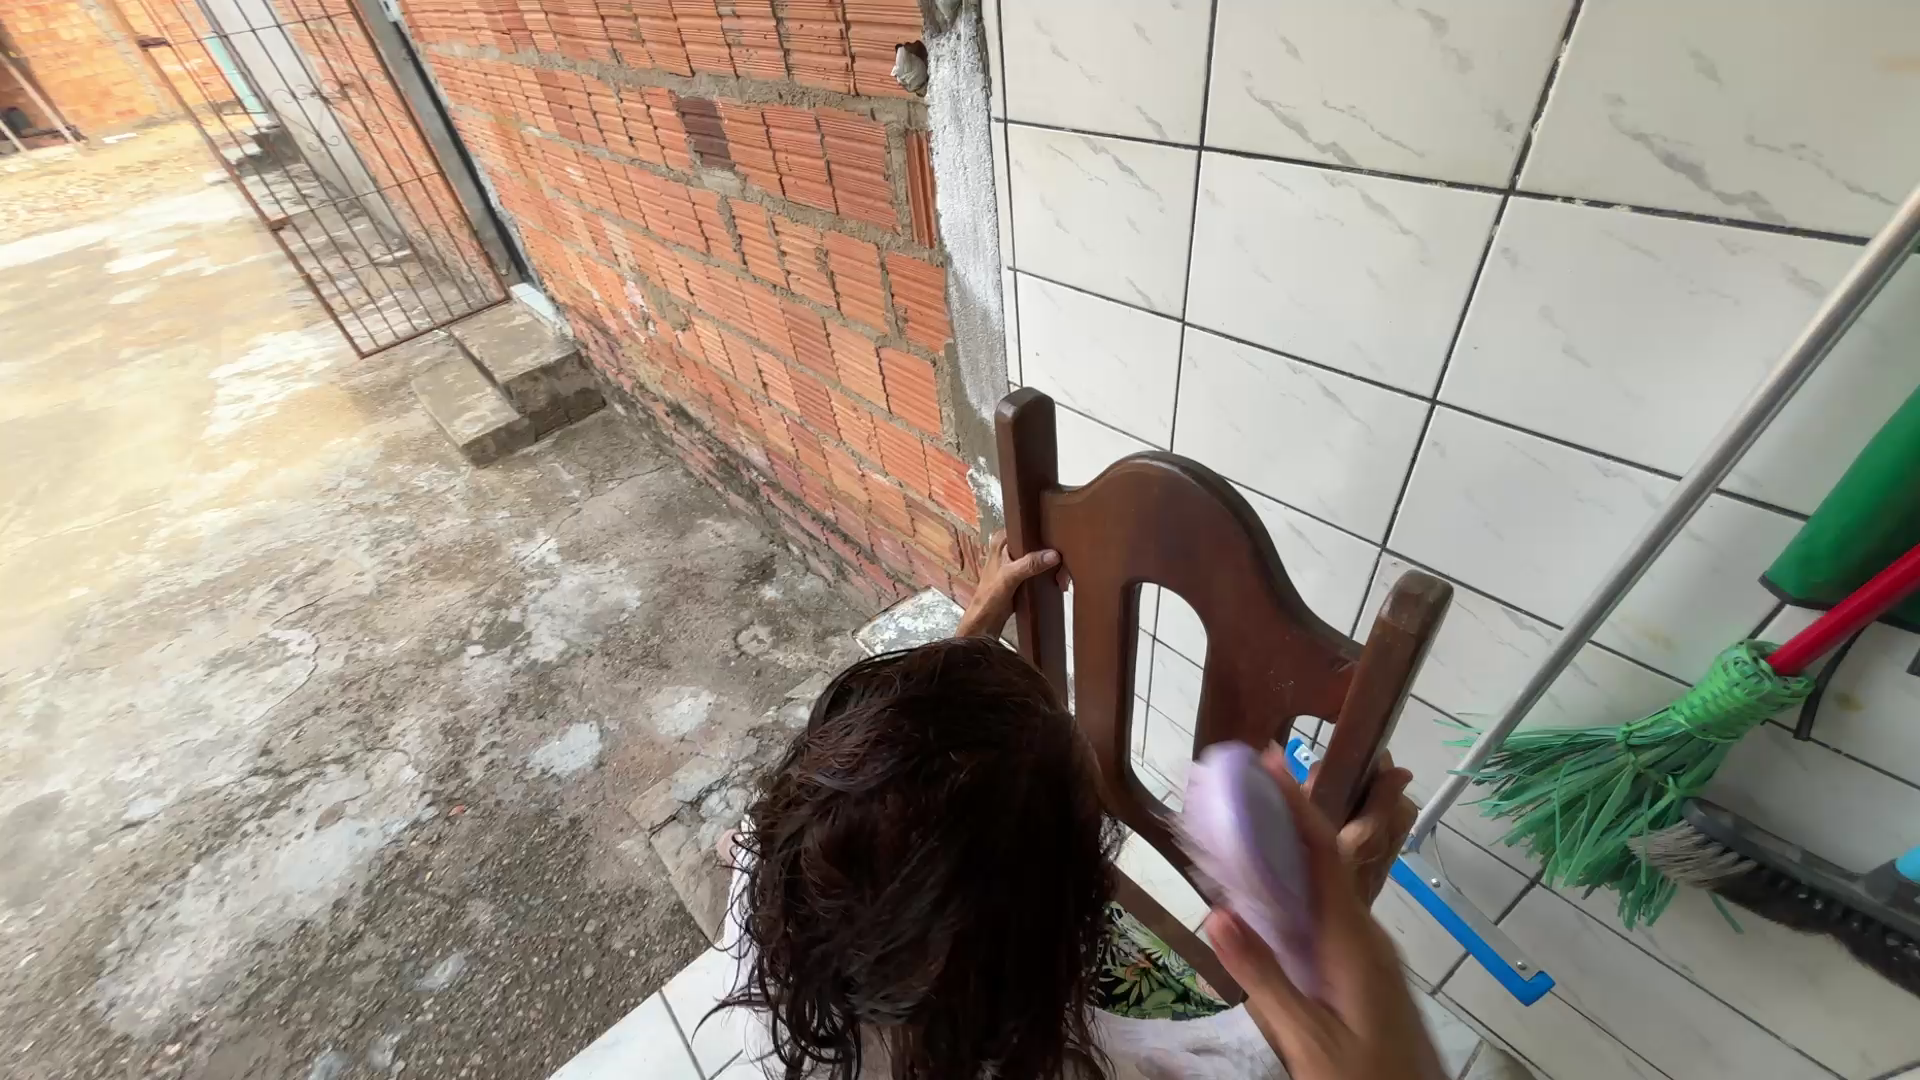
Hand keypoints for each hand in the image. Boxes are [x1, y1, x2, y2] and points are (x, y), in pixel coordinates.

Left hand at [954, 530, 1063, 638]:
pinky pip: (1040, 567)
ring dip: (1053, 565)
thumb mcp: (1010, 577)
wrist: (986, 620)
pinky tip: (1059, 581)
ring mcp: (1016, 559)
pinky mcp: (1022, 572)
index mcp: (1002, 539)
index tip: (1061, 542)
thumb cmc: (991, 597)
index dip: (1044, 533)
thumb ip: (1030, 564)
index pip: (1027, 527)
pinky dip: (1049, 574)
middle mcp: (1009, 545)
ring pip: (1040, 555)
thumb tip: (1054, 555)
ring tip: (1063, 578)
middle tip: (1064, 568)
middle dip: (1052, 553)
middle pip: (1037, 542)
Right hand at [1205, 747, 1444, 1079]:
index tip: (1270, 759)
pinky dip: (1292, 875)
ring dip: (1288, 841)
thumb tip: (1214, 911)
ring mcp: (1364, 947)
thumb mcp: (1310, 1041)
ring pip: (1324, 878)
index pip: (1323, 852)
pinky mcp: (1358, 963)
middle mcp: (1363, 931)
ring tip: (1245, 814)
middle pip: (1325, 854)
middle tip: (1244, 778)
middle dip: (1287, 809)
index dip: (1295, 801)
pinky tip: (1265, 882)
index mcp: (1353, 939)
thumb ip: (1265, 978)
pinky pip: (1323, 902)